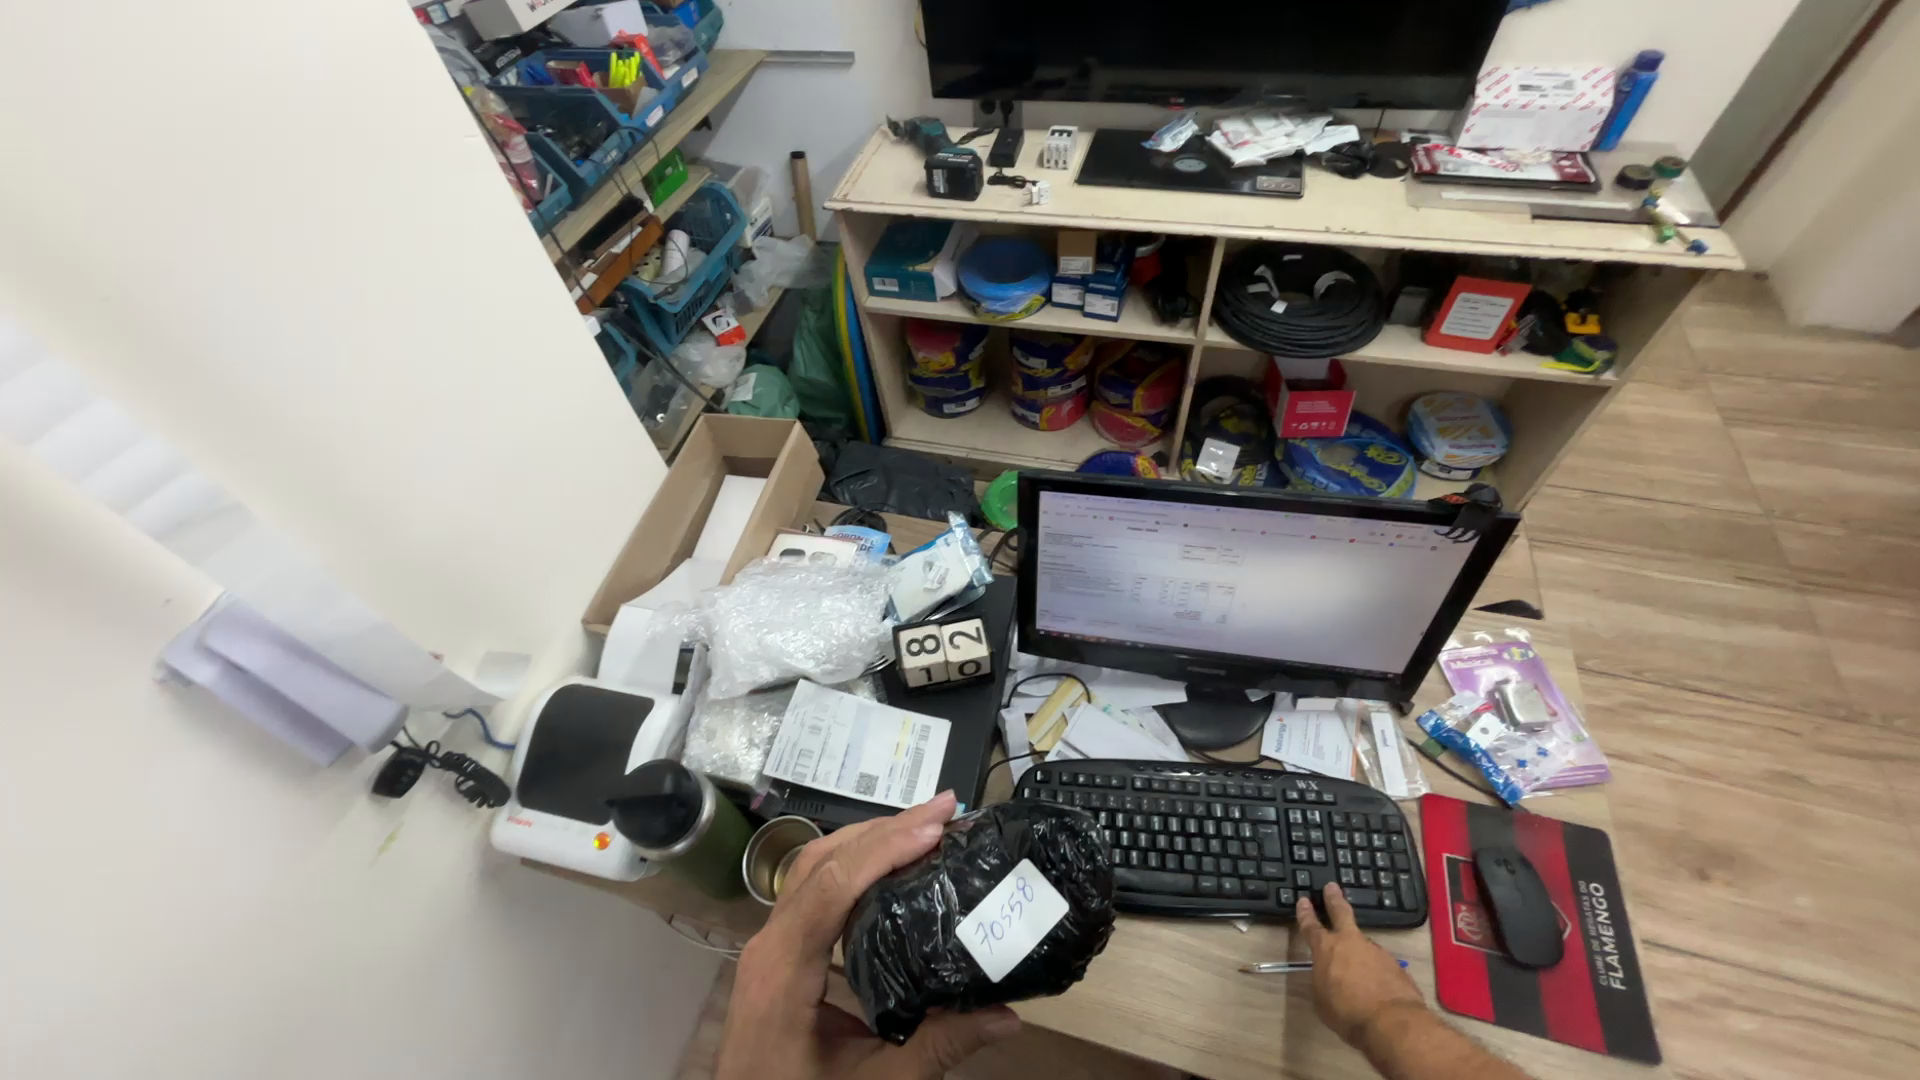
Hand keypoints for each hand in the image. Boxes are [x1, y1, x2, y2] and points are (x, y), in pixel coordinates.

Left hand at [716, 791, 1021, 1079]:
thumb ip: (936, 1048)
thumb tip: (1006, 1015)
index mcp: (782, 971)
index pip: (830, 885)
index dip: (884, 849)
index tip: (936, 828)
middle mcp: (770, 944)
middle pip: (823, 860)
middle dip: (885, 828)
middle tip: (944, 809)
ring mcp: (771, 944)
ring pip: (815, 866)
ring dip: (869, 838)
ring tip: (925, 824)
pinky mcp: (781, 952)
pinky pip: (815, 888)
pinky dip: (856, 863)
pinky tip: (893, 865)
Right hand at [1295, 884, 1425, 1045]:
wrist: (1392, 1023)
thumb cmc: (1347, 1012)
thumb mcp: (1322, 1000)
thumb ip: (1322, 981)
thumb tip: (1326, 975)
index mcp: (1325, 949)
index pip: (1310, 926)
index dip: (1305, 913)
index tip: (1303, 900)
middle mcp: (1350, 943)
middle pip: (1341, 913)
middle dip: (1334, 899)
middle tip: (1332, 887)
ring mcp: (1376, 951)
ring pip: (1364, 944)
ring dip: (1361, 950)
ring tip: (1361, 968)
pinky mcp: (1396, 965)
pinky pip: (1382, 964)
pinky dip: (1378, 970)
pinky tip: (1379, 985)